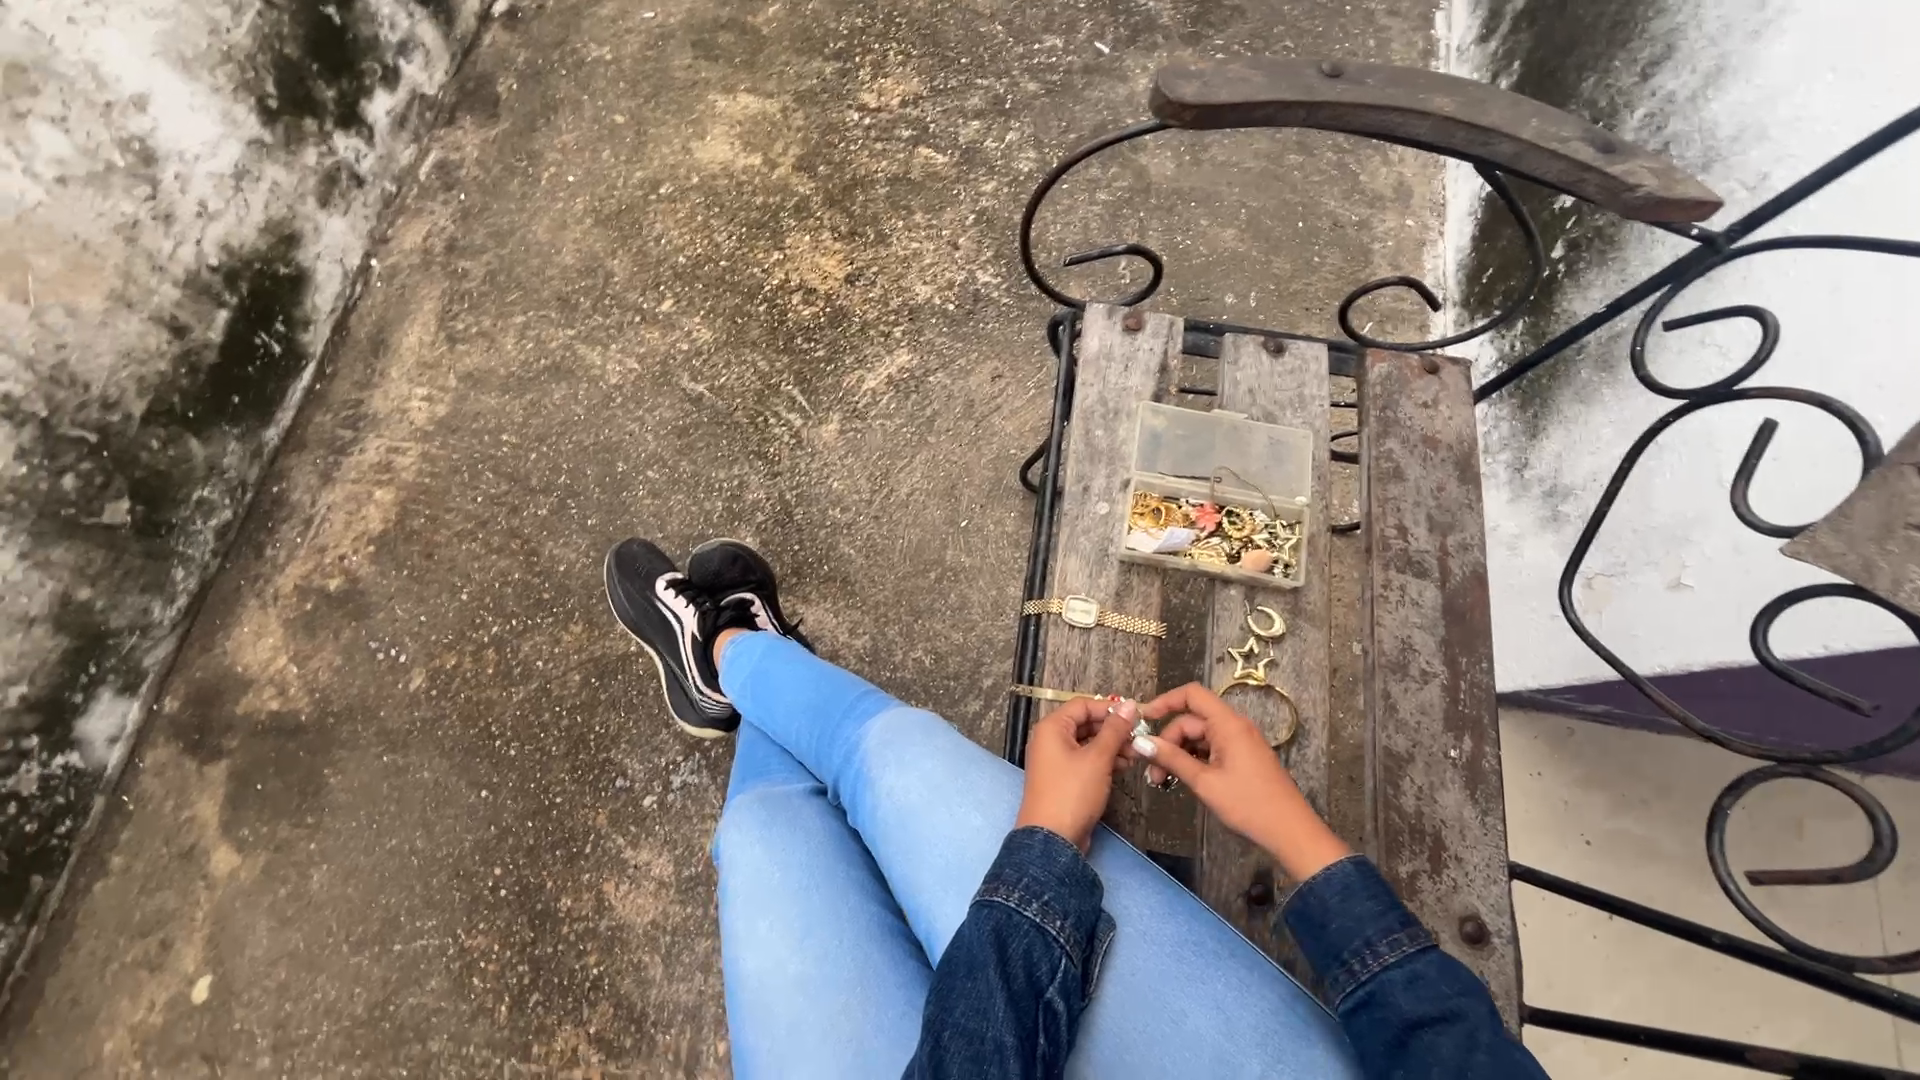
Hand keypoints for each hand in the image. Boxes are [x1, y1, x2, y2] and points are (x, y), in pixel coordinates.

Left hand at [1015, 697, 1134, 853]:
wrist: (1052, 840)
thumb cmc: (1072, 793)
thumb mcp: (1097, 758)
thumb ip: (1114, 730)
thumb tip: (1129, 705)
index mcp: (1052, 727)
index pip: (1082, 705)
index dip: (1109, 708)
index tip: (1135, 717)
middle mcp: (1050, 739)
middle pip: (1085, 723)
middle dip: (1113, 730)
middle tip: (1139, 738)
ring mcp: (1055, 760)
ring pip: (1087, 743)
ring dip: (1112, 746)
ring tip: (1136, 755)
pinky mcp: (1063, 778)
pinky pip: (1085, 760)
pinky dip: (1104, 760)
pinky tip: (1123, 766)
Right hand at [1135, 683, 1350, 880]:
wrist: (1291, 833)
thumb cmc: (1249, 805)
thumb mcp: (1204, 782)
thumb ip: (1171, 758)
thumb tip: (1140, 742)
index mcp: (1228, 724)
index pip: (1191, 695)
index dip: (1164, 701)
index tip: (1143, 719)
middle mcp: (1235, 726)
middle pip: (1191, 720)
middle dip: (1168, 741)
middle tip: (1151, 772)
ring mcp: (1240, 742)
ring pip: (1200, 737)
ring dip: (1179, 753)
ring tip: (1164, 780)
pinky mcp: (1243, 758)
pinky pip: (1212, 749)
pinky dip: (1194, 759)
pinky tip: (1184, 779)